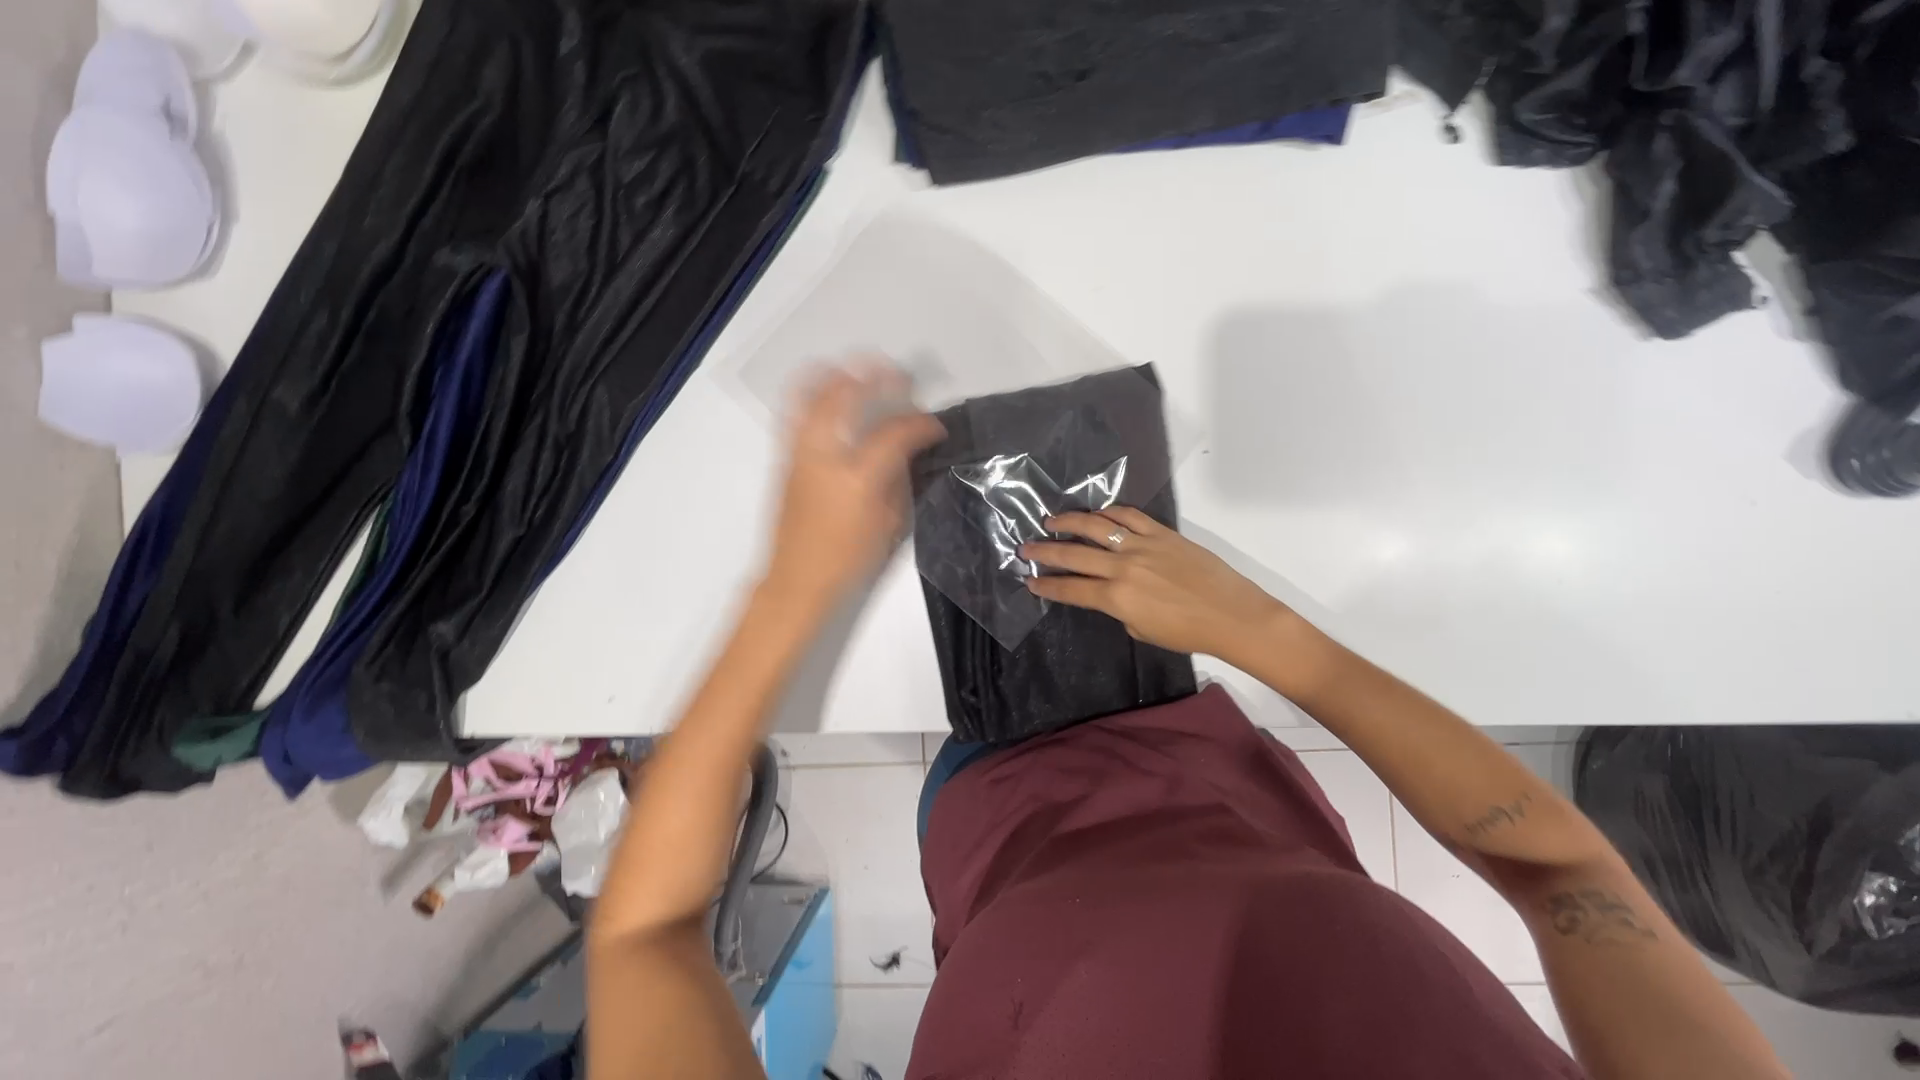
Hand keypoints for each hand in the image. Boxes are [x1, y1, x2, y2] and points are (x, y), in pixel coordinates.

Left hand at [762, 362, 944, 613]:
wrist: (797, 580)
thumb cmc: (849, 560)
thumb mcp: (890, 525)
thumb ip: (899, 479)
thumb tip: (907, 450)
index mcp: (859, 478)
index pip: (896, 432)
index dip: (922, 423)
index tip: (936, 427)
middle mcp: (825, 456)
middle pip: (849, 395)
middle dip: (879, 378)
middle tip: (901, 380)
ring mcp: (800, 452)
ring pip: (815, 393)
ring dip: (842, 375)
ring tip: (863, 373)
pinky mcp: (785, 457)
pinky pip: (795, 410)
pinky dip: (814, 391)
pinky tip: (832, 390)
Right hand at [1021, 507, 1295, 662]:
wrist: (1231, 615)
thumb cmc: (1187, 632)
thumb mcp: (1141, 630)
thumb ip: (1118, 608)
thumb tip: (1109, 591)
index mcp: (1116, 598)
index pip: (1071, 589)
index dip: (1047, 586)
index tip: (1029, 581)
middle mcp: (1122, 567)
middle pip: (1074, 555)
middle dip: (1045, 552)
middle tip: (1026, 548)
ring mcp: (1142, 545)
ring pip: (1096, 526)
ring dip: (1069, 522)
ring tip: (1051, 521)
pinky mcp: (1162, 533)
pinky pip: (1129, 516)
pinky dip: (1109, 512)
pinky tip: (1098, 514)